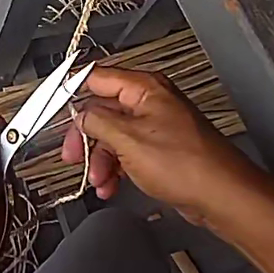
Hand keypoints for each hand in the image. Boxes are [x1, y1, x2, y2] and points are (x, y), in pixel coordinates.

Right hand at [59, 67, 273, 224]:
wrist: (220, 194)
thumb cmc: (188, 164)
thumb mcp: (128, 140)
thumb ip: (97, 121)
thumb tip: (80, 113)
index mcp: (144, 88)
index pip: (97, 78)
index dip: (72, 93)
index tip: (53, 109)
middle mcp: (151, 102)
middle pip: (103, 110)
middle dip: (86, 137)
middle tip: (73, 155)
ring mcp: (157, 126)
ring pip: (113, 135)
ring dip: (100, 159)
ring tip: (99, 180)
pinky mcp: (161, 149)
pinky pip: (128, 153)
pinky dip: (116, 168)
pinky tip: (111, 185)